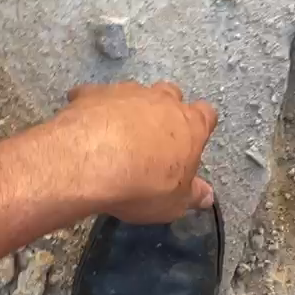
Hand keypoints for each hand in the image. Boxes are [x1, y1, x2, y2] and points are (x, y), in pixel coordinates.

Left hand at [49, 82, 218, 222]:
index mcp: (191, 125)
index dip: (200, 125)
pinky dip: (94, 107)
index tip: (191, 140)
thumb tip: (208, 196)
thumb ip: (193, 195)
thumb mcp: (174, 202)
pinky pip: (95, 95)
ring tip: (117, 134)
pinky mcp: (93, 92)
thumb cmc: (144, 184)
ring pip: (134, 92)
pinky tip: (86, 126)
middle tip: (153, 135)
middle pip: (171, 94)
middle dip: (165, 110)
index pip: (207, 115)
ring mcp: (127, 92)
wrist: (90, 162)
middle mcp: (163, 101)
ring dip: (129, 108)